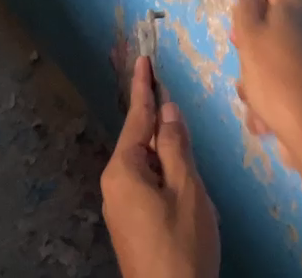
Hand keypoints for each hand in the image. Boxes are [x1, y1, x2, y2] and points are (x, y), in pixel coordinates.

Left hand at [102, 56, 219, 277]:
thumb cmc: (181, 244)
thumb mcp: (186, 189)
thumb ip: (176, 145)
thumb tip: (168, 110)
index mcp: (124, 170)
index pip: (137, 117)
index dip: (143, 87)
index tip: (142, 59)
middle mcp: (114, 183)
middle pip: (138, 138)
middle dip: (154, 114)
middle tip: (162, 81)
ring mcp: (121, 206)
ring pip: (144, 161)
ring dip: (161, 143)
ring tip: (177, 124)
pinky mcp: (131, 223)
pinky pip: (145, 179)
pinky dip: (160, 165)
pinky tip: (176, 164)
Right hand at [231, 0, 301, 172]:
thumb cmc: (279, 79)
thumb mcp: (250, 37)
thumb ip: (245, 8)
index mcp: (293, 1)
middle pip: (265, 12)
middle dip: (247, 33)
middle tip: (240, 48)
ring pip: (267, 50)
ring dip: (254, 72)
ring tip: (254, 96)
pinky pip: (279, 76)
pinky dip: (268, 93)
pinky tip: (265, 117)